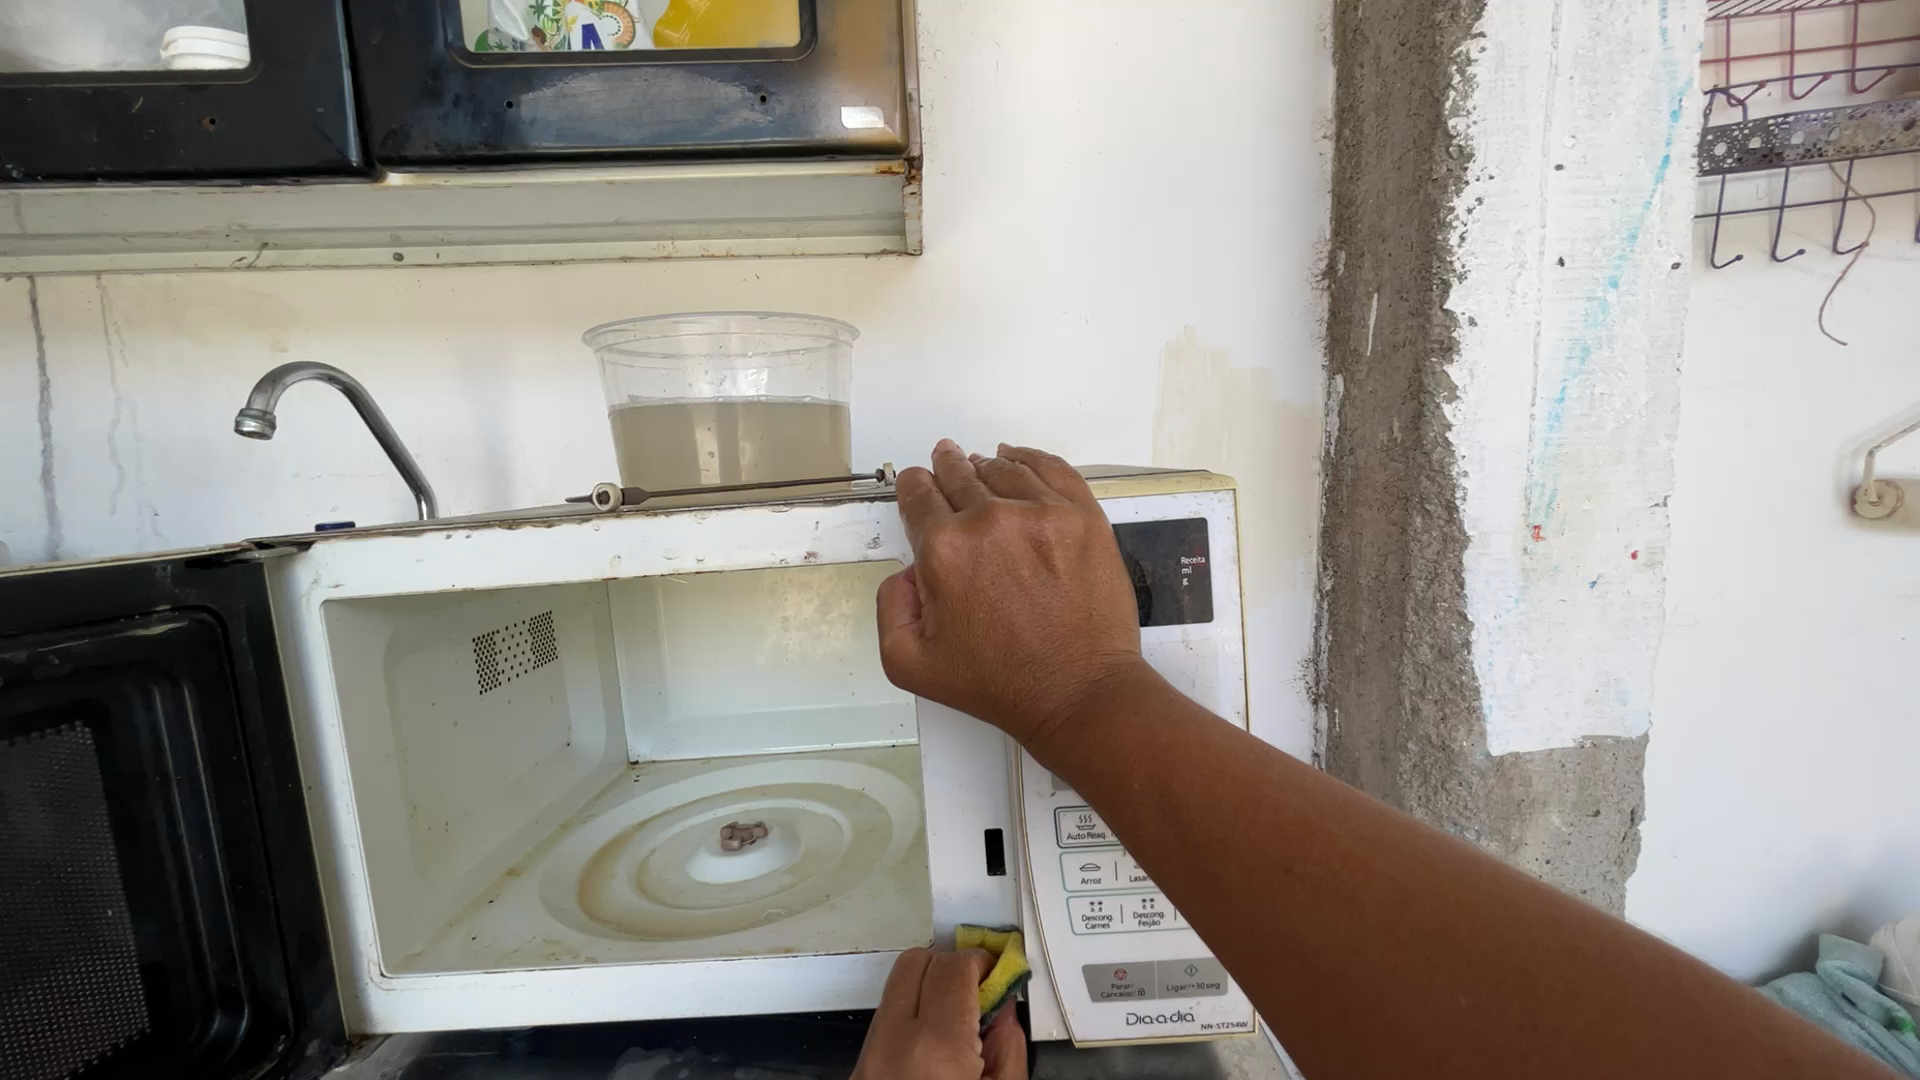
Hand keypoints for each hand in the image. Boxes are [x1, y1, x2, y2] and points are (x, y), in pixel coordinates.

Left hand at [852, 948, 1027, 1079]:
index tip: (997, 975)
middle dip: (950, 966)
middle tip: (977, 992)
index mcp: (936, 1050)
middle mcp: (894, 1044)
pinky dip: (910, 1016)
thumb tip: (1003, 1016)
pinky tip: (934, 1043)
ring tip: (956, 1020)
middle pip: (917, 961)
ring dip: (927, 988)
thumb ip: (1008, 1053)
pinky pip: (885, 1020)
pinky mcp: (858, 1068)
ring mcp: (869, 1056)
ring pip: (896, 987)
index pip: (955, 967)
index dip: (982, 963)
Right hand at [875, 440, 1150, 751]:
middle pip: (958, 474)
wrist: (1077, 692)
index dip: (914, 488)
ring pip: (1002, 469)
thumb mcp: (908, 662)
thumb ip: (889, 607)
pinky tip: (1017, 458)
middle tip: (944, 459)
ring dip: (984, 467)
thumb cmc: (999, 682)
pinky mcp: (1081, 516)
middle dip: (946, 468)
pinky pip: (1050, 468)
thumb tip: (908, 571)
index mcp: (944, 550)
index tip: (917, 487)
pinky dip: (1028, 458)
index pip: (919, 496)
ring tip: (980, 467)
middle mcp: (989, 520)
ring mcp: (1041, 512)